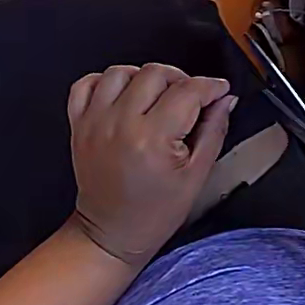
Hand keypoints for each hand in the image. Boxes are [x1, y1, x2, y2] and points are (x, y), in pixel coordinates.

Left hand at [66, 63, 237, 266]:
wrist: (113, 232)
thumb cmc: (153, 212)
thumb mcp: (197, 175)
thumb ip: (214, 131)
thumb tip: (225, 100)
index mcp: (153, 140)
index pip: (188, 91)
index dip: (210, 86)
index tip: (219, 90)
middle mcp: (120, 125)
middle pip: (155, 73)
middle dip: (181, 80)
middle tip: (191, 99)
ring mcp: (95, 122)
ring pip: (121, 71)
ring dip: (145, 78)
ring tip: (158, 97)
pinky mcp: (79, 124)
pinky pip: (86, 83)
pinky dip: (106, 82)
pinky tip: (125, 96)